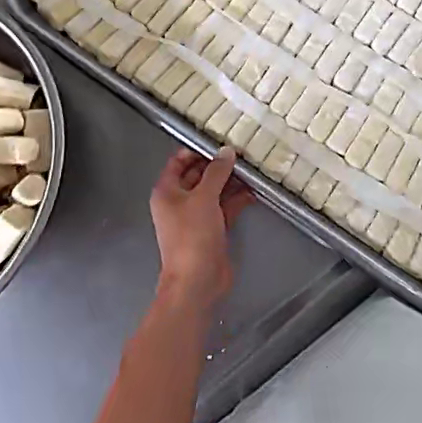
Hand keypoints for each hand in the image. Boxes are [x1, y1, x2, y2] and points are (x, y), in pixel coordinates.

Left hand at [149, 147, 250, 308]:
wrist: (197, 281)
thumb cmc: (192, 236)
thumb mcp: (204, 198)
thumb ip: (217, 172)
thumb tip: (227, 151)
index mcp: (167, 191)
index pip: (178, 161)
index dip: (196, 149)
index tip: (218, 141)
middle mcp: (179, 202)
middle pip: (198, 175)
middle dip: (218, 165)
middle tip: (241, 153)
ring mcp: (197, 216)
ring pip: (215, 191)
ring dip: (231, 181)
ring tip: (252, 169)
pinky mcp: (213, 229)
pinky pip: (225, 207)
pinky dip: (238, 199)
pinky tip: (254, 191)